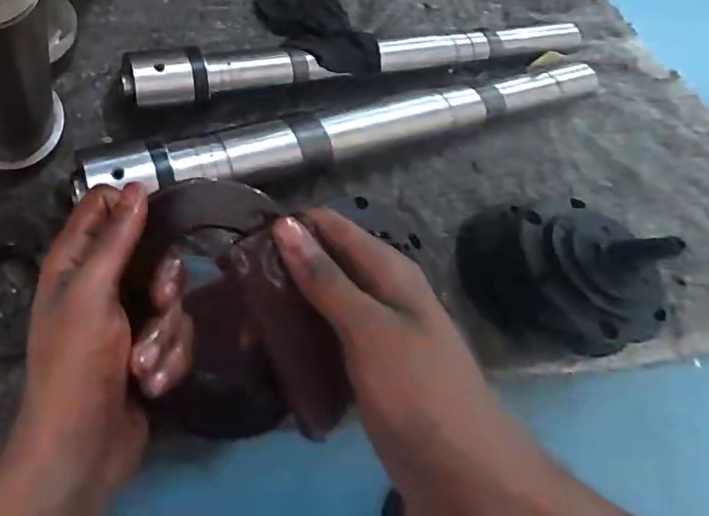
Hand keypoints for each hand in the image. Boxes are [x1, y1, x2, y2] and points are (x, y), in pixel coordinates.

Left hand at [0, 183, 192, 515]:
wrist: (81, 453)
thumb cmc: (75, 366)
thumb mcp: (91, 294)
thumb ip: (116, 239)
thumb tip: (136, 187)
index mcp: (75, 260)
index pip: (103, 205)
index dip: (130, 206)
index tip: (154, 222)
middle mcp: (102, 281)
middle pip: (151, 251)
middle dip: (162, 284)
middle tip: (156, 301)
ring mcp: (127, 317)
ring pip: (171, 297)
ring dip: (163, 334)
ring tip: (142, 365)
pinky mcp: (150, 349)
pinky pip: (178, 334)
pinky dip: (168, 360)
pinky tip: (150, 384)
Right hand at [274, 210, 623, 515]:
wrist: (473, 485)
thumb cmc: (420, 394)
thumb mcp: (368, 330)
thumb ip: (325, 278)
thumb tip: (284, 223)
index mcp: (387, 270)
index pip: (328, 225)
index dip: (288, 227)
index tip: (242, 243)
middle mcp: (381, 292)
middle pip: (322, 262)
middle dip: (281, 269)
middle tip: (234, 287)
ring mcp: (376, 333)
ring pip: (321, 303)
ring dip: (287, 307)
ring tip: (243, 320)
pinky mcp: (370, 370)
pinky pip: (327, 341)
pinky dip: (302, 341)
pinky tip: (273, 353)